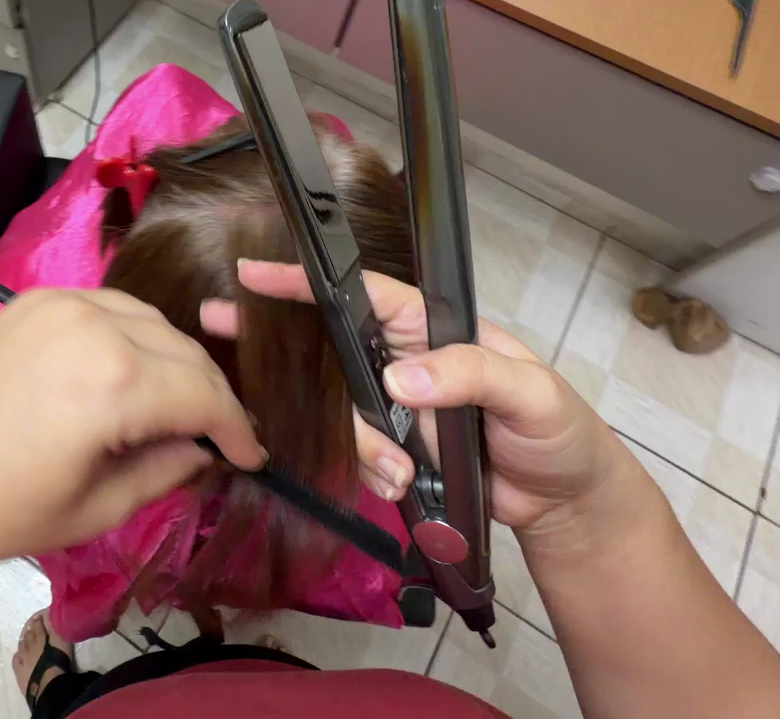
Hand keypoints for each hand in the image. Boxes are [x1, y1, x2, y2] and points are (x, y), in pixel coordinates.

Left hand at [0, 289, 264, 586]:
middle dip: (209, 394)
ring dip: (172, 359)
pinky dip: (131, 334)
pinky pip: (106, 306)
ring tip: (172, 404)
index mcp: (113, 381)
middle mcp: (92, 323)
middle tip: (215, 436)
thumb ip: (167, 469)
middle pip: (184, 349)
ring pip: (149, 320)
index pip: (206, 393)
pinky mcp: (31, 299)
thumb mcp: (95, 508)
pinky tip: (125, 369)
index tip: (251, 455)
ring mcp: (57, 302)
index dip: (238, 428)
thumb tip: (203, 447)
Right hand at [200, 260, 631, 535]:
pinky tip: (400, 486)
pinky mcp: (390, 449)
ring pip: (339, 413)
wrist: (561, 505)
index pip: (359, 292)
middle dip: (279, 347)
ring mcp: (391, 407)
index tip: (251, 274)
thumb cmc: (556, 430)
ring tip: (404, 473)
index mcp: (426, 328)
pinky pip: (354, 455)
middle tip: (218, 325)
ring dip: (360, 445)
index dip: (305, 281)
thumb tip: (399, 382)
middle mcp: (398, 359)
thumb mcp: (528, 391)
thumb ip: (470, 374)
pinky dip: (370, 474)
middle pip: (327, 349)